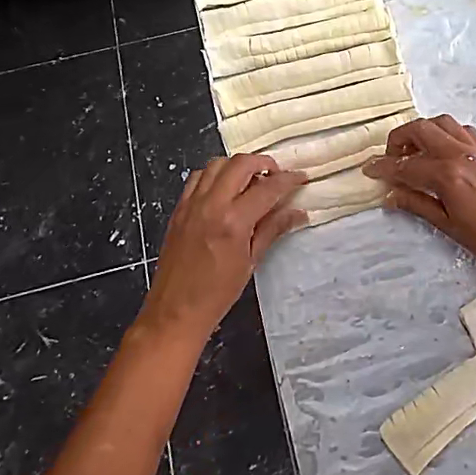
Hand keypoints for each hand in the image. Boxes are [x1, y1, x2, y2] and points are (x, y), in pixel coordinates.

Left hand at [140, 154, 305, 341]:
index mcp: (233, 221)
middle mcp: (211, 204)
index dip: (289, 180)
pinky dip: (215, 175)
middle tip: (276, 175)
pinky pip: (197, 177)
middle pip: (241, 163)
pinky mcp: (179, 209)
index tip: (301, 178)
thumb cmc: (218, 292)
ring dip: (238, 166)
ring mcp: (191, 204)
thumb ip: (273, 229)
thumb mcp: (251, 261)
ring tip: (251, 180)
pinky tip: (225, 189)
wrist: (174, 311)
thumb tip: (298, 213)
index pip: (268, 188)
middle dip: (263, 163)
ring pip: (217, 164)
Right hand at [364, 115, 475, 281]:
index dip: (383, 168)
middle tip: (390, 159)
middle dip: (399, 140)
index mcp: (447, 175)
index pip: (405, 166)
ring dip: (422, 131)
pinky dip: (445, 133)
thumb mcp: (447, 225)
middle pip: (420, 130)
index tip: (368, 169)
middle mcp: (460, 154)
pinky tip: (441, 152)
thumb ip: (417, 204)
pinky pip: (461, 130)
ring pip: (441, 123)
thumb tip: (391, 195)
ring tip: (413, 152)